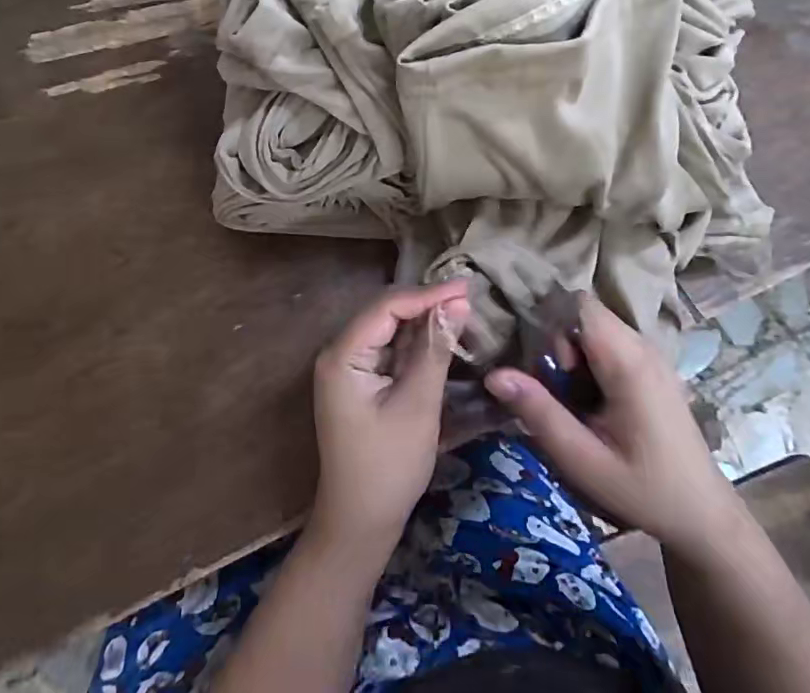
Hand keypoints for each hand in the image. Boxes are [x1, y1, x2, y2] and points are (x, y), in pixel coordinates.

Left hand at [309, 281, 469, 550]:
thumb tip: (458, 303)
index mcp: (343, 356)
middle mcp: (339, 354)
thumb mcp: (418, 405)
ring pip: (390, 330)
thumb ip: (436, 350)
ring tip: (463, 312)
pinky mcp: (361, 382)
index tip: (467, 288)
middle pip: (385, 313)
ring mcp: (349, 368)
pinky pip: (390, 350)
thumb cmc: (388, 466)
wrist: (360, 521)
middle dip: (427, 304)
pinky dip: (417, 344)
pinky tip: (443, 337)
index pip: (387, 307)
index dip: (428, 294)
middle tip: (470, 298)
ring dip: (424, 322)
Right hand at [485, 293, 738, 554]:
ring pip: (597, 328)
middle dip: (563, 345)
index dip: (555, 330)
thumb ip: (538, 412)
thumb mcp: (582, 459)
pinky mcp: (654, 367)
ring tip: (580, 403)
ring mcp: (653, 355)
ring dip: (577, 356)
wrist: (702, 513)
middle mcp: (644, 346)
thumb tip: (494, 375)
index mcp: (629, 362)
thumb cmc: (643, 489)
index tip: (555, 374)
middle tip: (565, 394)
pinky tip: (598, 405)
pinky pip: (612, 343)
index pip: (580, 305)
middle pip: (586, 314)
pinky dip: (594, 363)